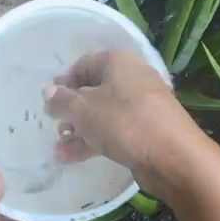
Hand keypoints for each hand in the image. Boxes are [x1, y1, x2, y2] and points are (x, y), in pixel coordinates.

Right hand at [44, 50, 205, 198]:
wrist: (170, 154)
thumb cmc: (123, 121)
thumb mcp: (84, 109)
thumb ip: (62, 101)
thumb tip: (49, 93)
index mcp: (118, 62)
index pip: (84, 64)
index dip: (64, 82)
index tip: (49, 100)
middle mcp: (131, 79)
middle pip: (94, 91)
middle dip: (71, 111)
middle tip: (55, 127)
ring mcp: (141, 106)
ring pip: (103, 115)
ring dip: (79, 131)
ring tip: (59, 149)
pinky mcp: (145, 131)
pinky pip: (114, 132)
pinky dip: (94, 142)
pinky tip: (73, 158)